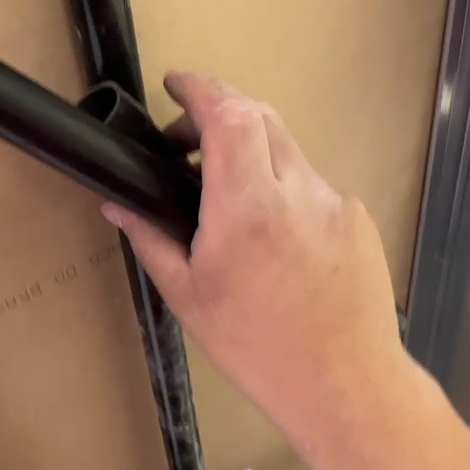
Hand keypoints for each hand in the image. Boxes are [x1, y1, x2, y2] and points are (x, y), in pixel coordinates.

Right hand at [102, 74, 410, 444]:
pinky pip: (308, 177)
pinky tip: (268, 228)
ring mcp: (334, 199)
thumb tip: (114, 202)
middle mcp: (296, 191)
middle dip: (217, 112)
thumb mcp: (187, 294)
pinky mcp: (355, 214)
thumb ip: (150, 236)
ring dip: (247, 148)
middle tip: (184, 144)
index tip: (175, 86)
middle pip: (258, 114)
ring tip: (223, 193)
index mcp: (247, 209)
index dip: (200, 88)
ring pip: (284, 143)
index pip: (229, 116)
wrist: (345, 384)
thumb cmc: (256, 345)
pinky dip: (278, 180)